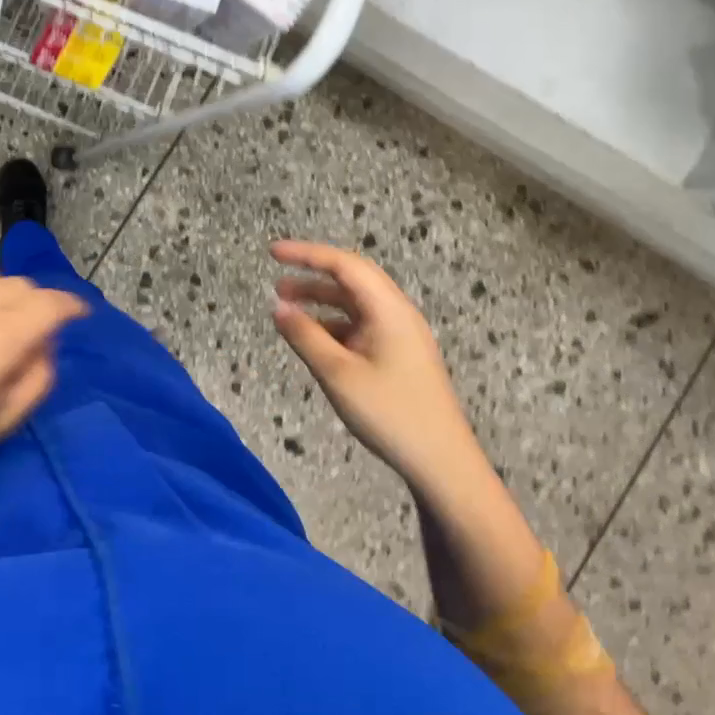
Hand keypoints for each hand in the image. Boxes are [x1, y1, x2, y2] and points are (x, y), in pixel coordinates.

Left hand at [0, 272, 86, 491]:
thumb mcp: (7, 416)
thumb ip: (40, 374)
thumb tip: (46, 342)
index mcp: (0, 336)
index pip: (50, 304)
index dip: (71, 306)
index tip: (79, 314)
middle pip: (21, 286)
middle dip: (37, 302)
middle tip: (35, 327)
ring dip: (3, 294)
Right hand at [269, 240, 484, 489]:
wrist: (442, 462)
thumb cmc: (389, 412)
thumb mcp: (337, 373)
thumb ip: (304, 335)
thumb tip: (277, 307)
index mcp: (389, 311)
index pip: (345, 266)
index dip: (307, 254)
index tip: (272, 253)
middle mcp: (398, 316)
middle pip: (353, 281)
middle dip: (312, 276)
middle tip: (275, 283)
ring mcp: (401, 337)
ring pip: (356, 305)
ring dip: (320, 301)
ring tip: (286, 310)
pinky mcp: (399, 356)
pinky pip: (361, 326)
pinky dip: (332, 324)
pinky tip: (313, 340)